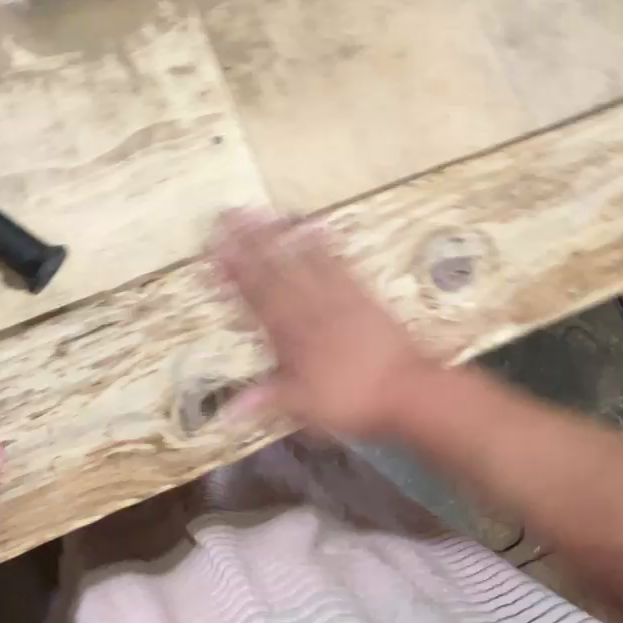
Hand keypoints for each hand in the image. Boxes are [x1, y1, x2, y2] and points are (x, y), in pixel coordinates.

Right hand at [210, 209, 440, 437]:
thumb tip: (224, 412)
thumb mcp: (304, 407)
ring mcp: (338, 296)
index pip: (255, 298)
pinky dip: (324, 243)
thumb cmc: (353, 402)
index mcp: (292, 334)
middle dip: (249, 241)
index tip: (214, 250)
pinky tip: (315, 224)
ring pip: (303, 259)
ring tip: (261, 210)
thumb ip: (265, 400)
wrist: (408, 390)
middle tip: (228, 214)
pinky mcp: (362, 293)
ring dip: (280, 234)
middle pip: (274, 270)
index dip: (233, 273)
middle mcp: (311, 308)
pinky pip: (339, 263)